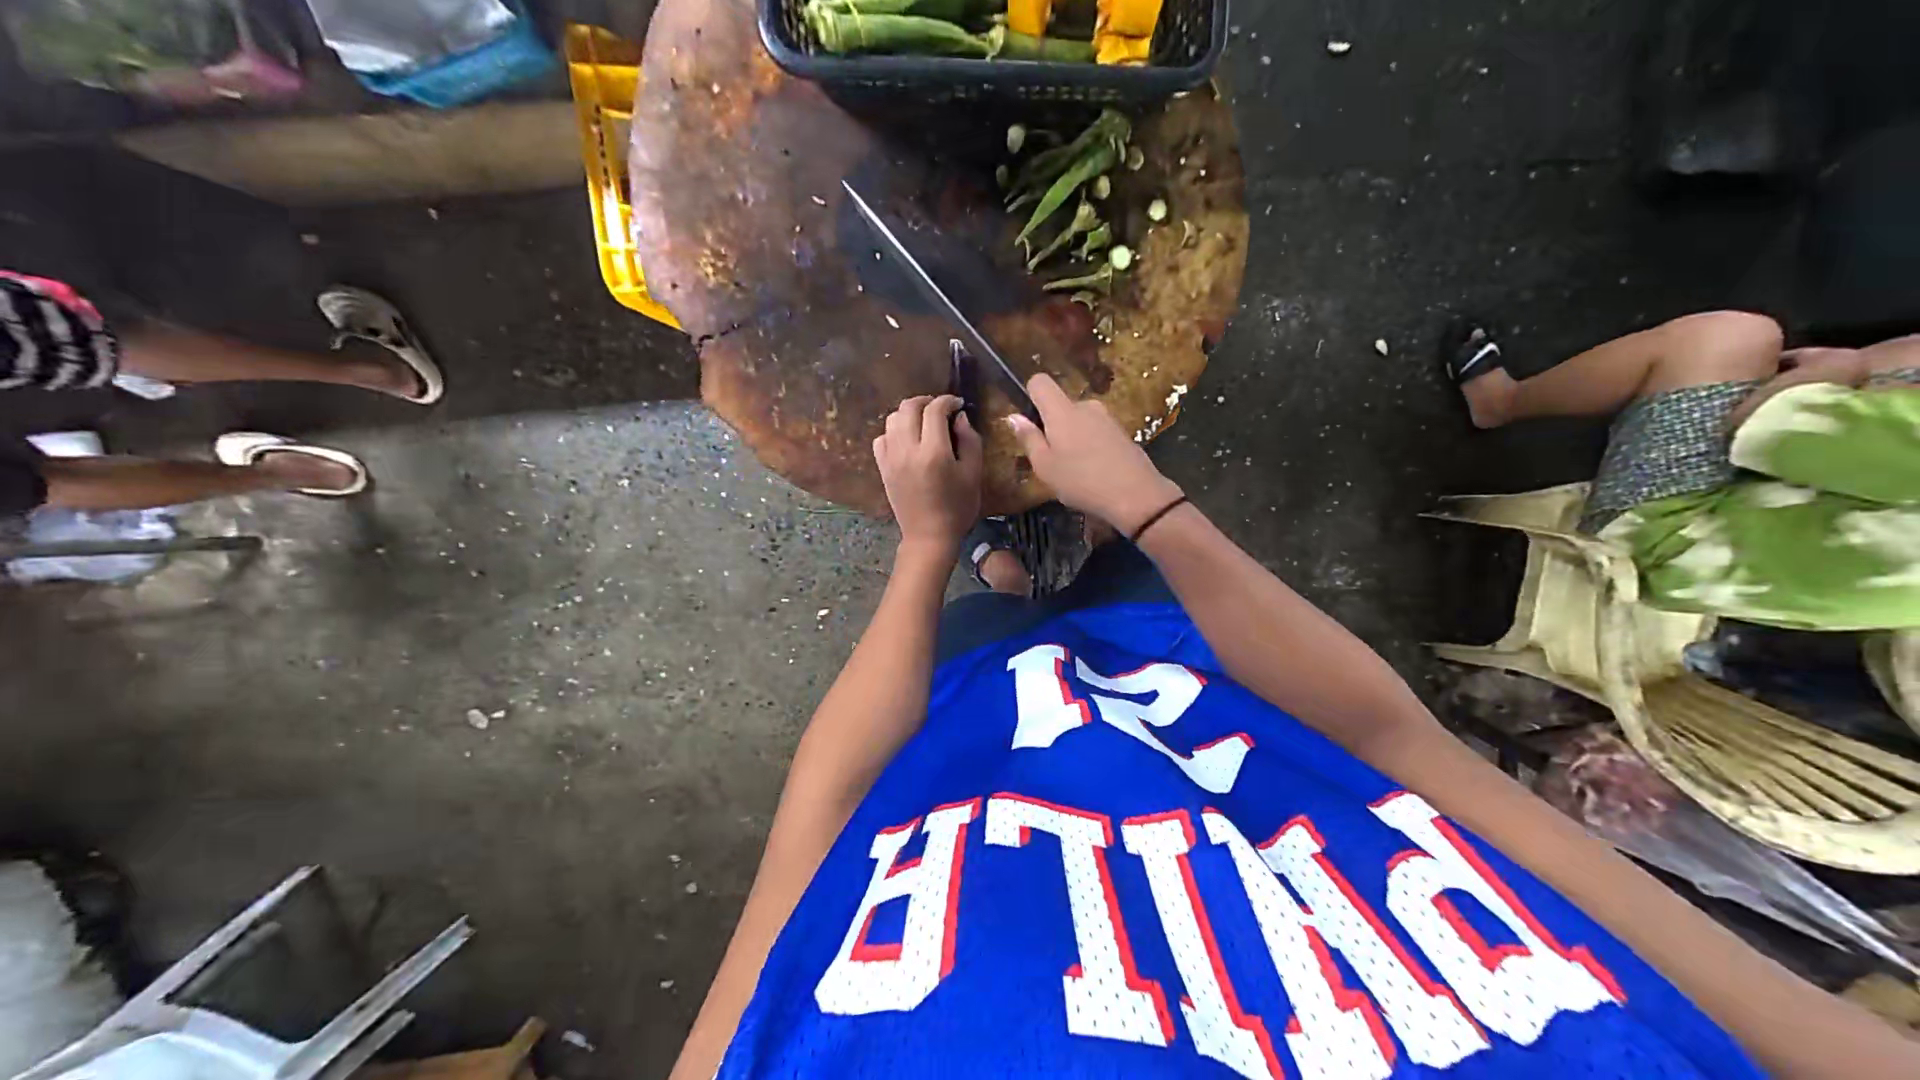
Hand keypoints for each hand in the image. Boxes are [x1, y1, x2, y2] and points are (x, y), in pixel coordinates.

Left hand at [873, 394, 982, 548]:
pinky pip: (881, 438)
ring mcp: (890, 458)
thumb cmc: (957, 507)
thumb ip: (970, 440)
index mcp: (934, 452)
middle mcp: (907, 450)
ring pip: (892, 419)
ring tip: (923, 421)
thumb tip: (960, 417)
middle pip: (908, 407)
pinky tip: (907, 440)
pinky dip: (894, 431)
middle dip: (926, 401)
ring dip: (908, 414)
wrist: (929, 536)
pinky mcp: (882, 467)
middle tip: (940, 408)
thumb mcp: (973, 474)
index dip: (947, 401)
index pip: (935, 410)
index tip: (957, 404)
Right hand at [1007, 373, 1183, 534]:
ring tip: (1074, 471)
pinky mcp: (1121, 432)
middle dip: (1052, 426)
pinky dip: (1090, 446)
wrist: (1136, 495)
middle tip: (1051, 459)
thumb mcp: (1045, 467)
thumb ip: (1028, 438)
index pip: (1040, 381)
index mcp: (1062, 411)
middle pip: (1060, 405)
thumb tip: (1013, 416)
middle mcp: (1085, 406)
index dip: (1030, 395)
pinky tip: (1094, 472)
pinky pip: (1095, 431)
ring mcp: (1107, 418)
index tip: (1030, 422)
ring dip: (1072, 438)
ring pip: (1079, 420)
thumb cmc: (1082, 482)